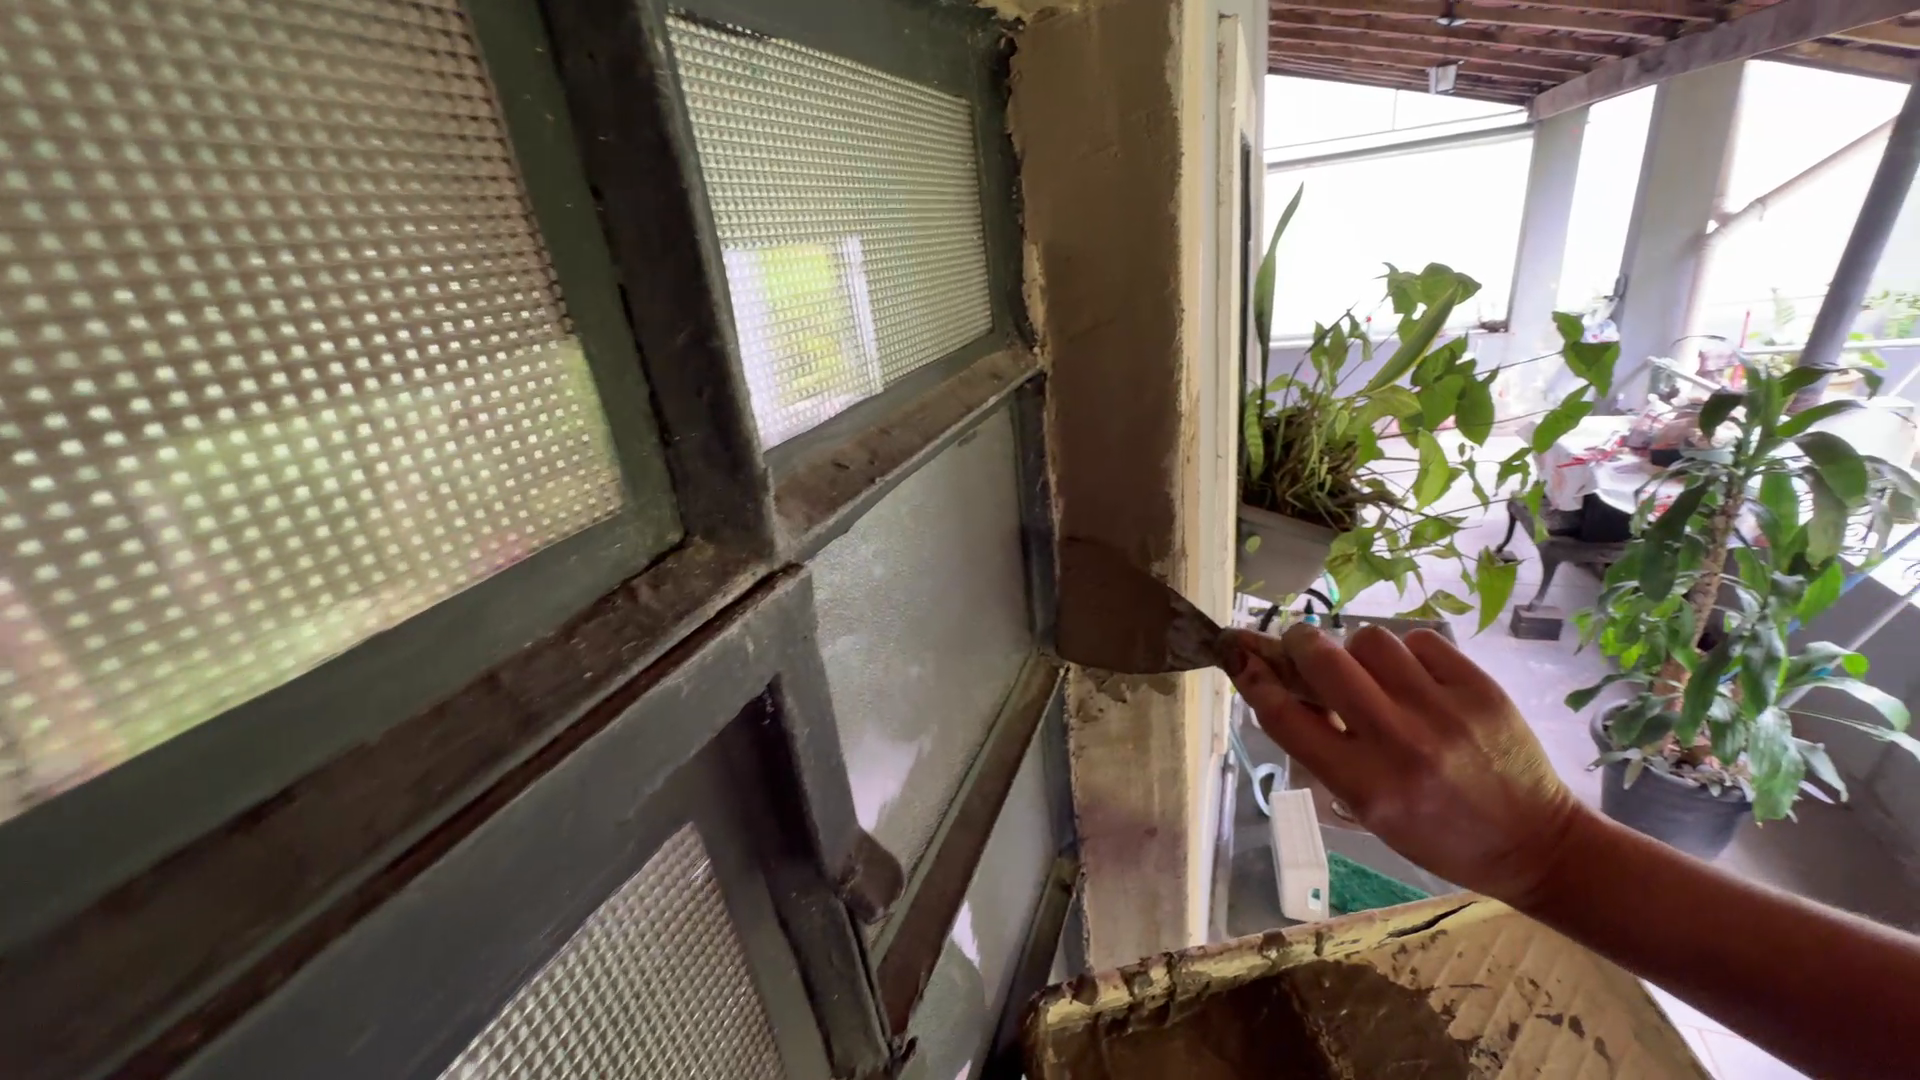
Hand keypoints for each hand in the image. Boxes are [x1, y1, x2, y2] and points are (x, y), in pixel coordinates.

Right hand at [1220, 622, 1588, 905]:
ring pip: (1369, 640)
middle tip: (1303, 647)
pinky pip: (1420, 641)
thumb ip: (1323, 748)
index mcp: (1363, 784)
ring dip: (1358, 651)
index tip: (1241, 659)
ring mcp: (1443, 711)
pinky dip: (1408, 653)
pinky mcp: (1480, 688)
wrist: (1535, 843)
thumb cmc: (1435, 833)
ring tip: (1374, 673)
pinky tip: (1418, 679)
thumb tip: (1282, 684)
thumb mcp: (1366, 807)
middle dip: (1299, 643)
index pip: (1285, 717)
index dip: (1254, 680)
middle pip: (1322, 660)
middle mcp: (1398, 744)